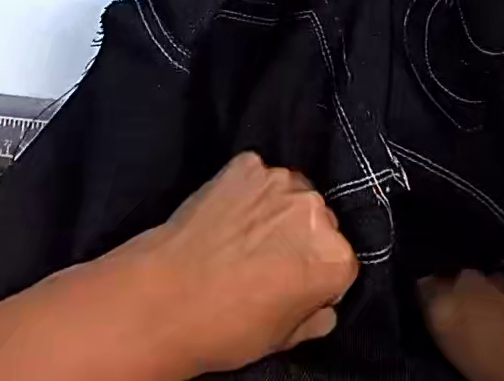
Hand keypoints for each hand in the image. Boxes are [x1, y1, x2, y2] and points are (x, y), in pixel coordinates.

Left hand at [60, 153, 358, 376]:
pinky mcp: (249, 163)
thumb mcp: (278, 339)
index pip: (342, 261)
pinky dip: (248, 190)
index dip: (319, 278)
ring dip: (278, 210)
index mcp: (334, 255)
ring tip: (245, 235)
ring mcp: (281, 179)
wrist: (161, 297)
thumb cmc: (223, 328)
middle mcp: (317, 208)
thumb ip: (312, 319)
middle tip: (269, 260)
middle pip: (321, 221)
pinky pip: (258, 175)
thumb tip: (324, 310)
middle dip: (302, 237)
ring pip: (291, 193)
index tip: (295, 287)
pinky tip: (227, 214)